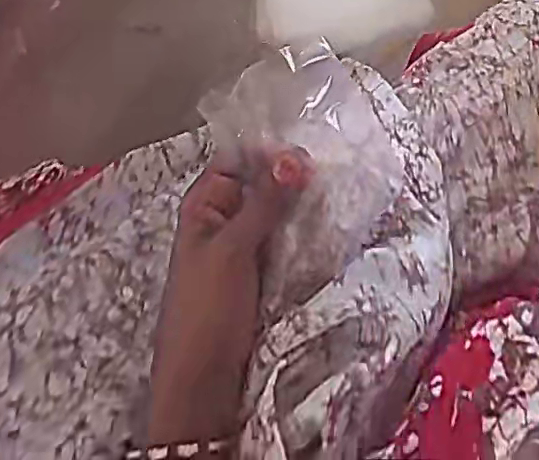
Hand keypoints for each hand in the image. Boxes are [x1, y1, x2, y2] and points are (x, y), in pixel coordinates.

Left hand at [146, 146, 310, 442]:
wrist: (205, 387)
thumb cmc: (206, 313)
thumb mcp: (233, 250)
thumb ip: (264, 201)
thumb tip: (294, 155)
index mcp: (204, 205)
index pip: (238, 157)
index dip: (269, 150)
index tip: (306, 151)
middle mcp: (225, 216)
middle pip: (262, 179)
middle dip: (293, 172)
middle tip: (328, 168)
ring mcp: (246, 241)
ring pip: (278, 205)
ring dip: (302, 198)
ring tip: (334, 187)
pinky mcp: (265, 263)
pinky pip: (287, 231)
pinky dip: (305, 223)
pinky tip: (327, 216)